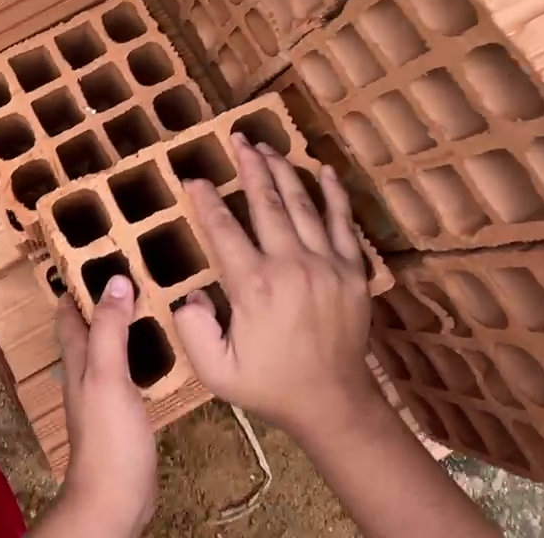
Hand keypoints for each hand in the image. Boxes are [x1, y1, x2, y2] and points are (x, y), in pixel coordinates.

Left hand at [33, 277, 155, 537]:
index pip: (69, 309)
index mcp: (77, 356)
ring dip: (124, 321)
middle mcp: (85, 369)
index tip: (96, 251)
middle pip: (89, 323)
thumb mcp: (108, 375)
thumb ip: (109, 330)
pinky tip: (162, 349)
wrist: (115, 499)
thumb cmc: (107, 437)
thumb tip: (115, 280)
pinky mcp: (123, 409)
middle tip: (132, 267)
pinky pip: (129, 367)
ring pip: (110, 343)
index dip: (75, 280)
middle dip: (104, 296)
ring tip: (152, 298)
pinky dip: (140, 350)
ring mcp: (103, 390)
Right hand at [173, 134, 380, 438]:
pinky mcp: (353, 272)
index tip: (194, 179)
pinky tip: (322, 169)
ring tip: (265, 147)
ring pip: (302, 205)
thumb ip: (193, 330)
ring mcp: (327, 266)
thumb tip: (191, 293)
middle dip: (249, 168)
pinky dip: (333, 194)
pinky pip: (342, 223)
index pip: (224, 229)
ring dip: (282, 172)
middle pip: (266, 204)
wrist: (333, 404)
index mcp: (255, 287)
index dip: (206, 201)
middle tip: (238, 139)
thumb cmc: (268, 384)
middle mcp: (291, 266)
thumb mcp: (216, 370)